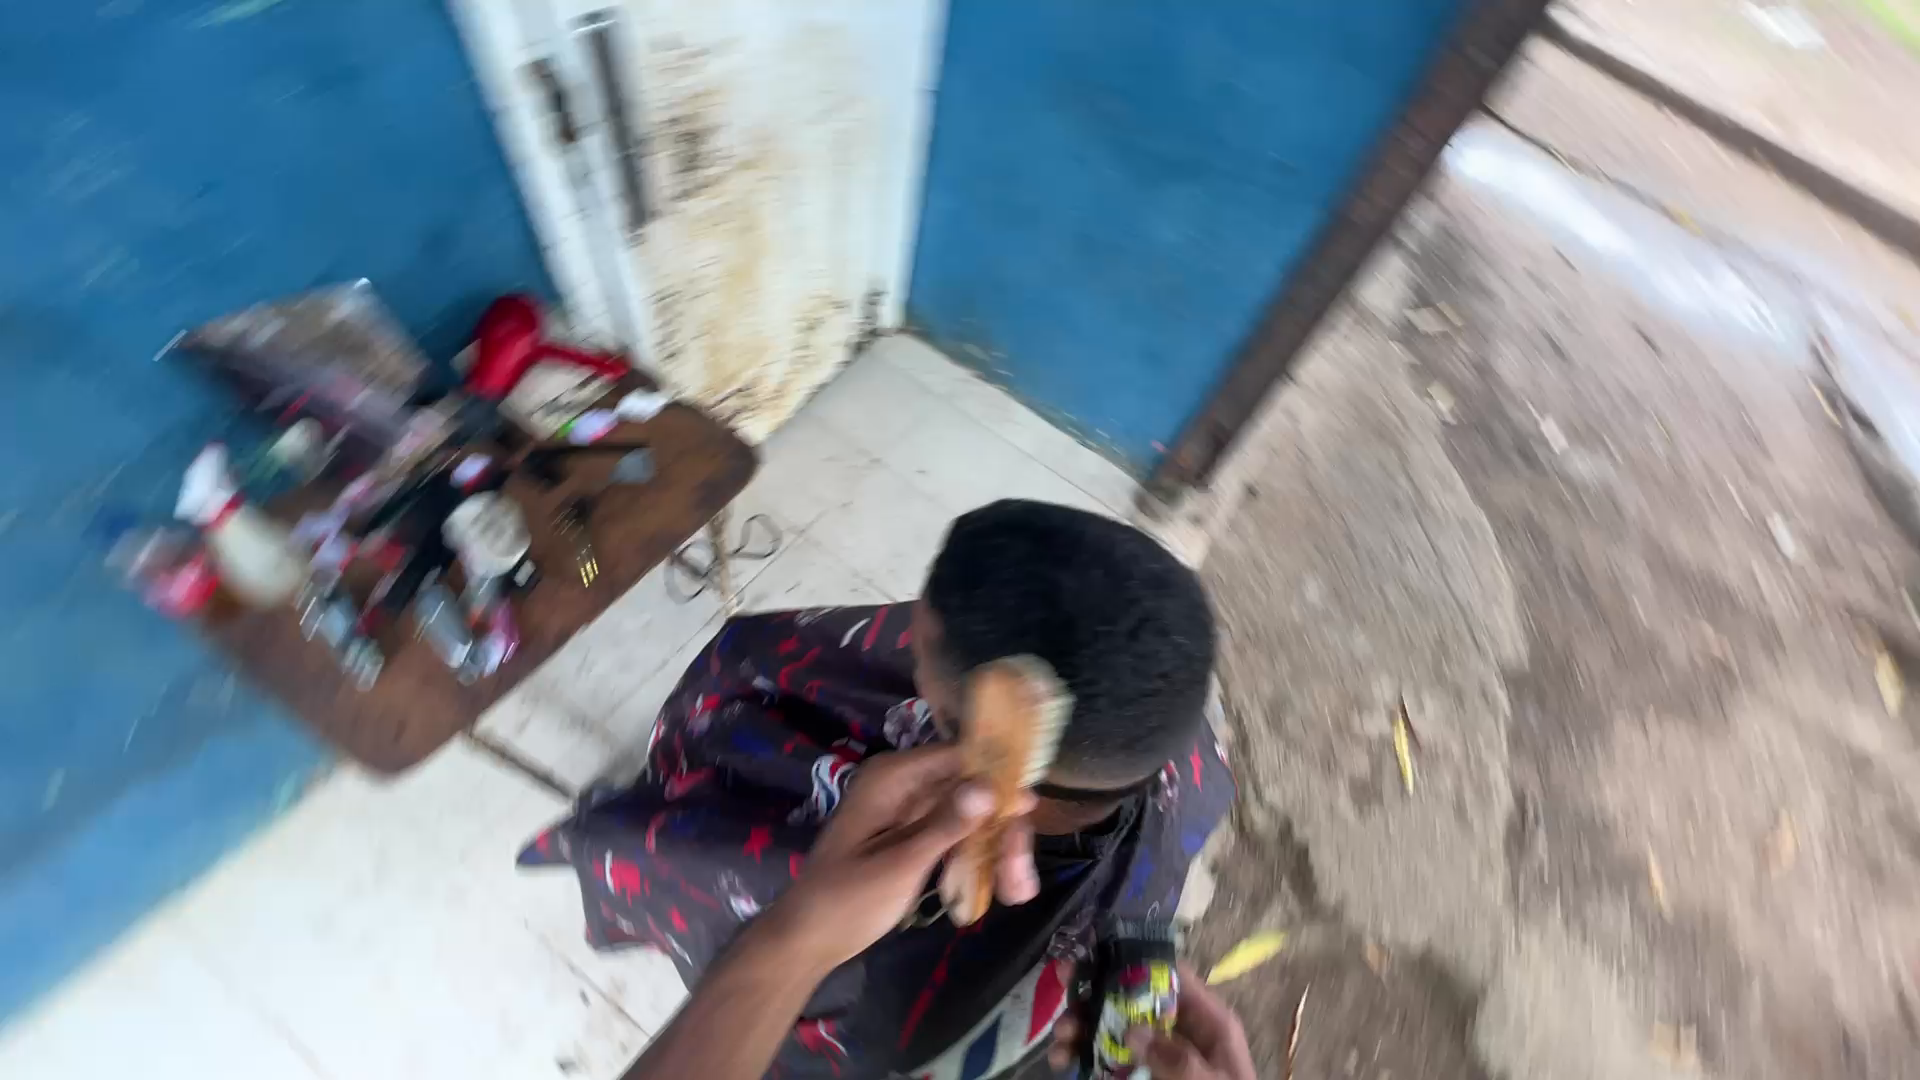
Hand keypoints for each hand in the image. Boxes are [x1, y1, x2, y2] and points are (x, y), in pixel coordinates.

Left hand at [762, 744, 1038, 971]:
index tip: (1029, 807)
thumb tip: (989, 786)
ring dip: (996, 844)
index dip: (997, 774)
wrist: (808, 938)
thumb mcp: (901, 864)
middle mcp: (904, 782)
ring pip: (970, 811)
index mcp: (894, 776)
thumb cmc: (848, 898)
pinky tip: (1002, 886)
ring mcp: (910, 808)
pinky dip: (978, 853)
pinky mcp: (915, 832)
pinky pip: (957, 830)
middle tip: (1021, 876)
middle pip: (970, 786)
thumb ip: (946, 823)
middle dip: (1001, 825)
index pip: (957, 755)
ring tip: (1018, 890)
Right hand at [1047, 963, 1254, 1079]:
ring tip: (1059, 1038)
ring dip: (1082, 1027)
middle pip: (1133, 997)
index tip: (1096, 954)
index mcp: (1206, 1022)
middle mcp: (1180, 1031)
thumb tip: (1132, 1031)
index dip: (1135, 959)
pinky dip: (1084, 1058)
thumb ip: (1178, 1060)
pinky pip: (1109, 1062)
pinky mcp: (1142, 1078)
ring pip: (1114, 1028)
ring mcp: (1159, 1056)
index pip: (1172, 974)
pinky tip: (1063, 1061)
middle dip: (1096, 993)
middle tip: (1064, 987)